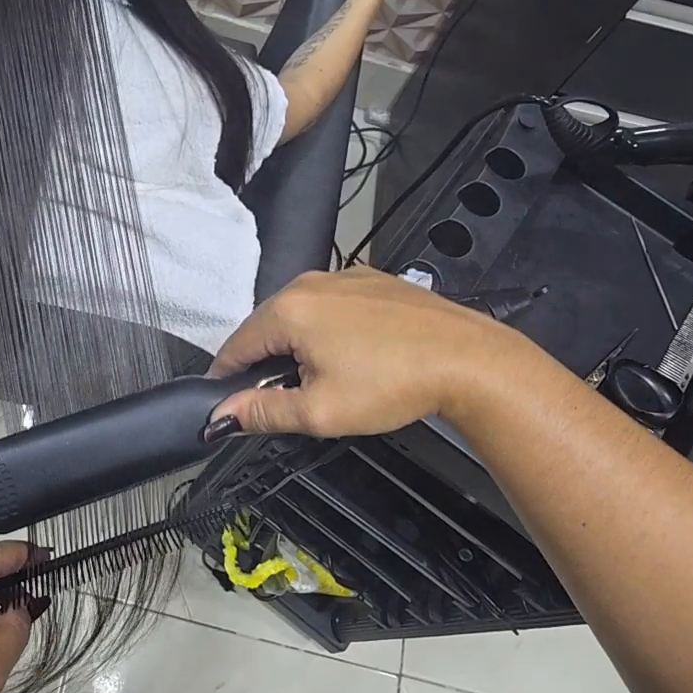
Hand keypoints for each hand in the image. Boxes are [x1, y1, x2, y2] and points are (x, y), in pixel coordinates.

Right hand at [207, 268, 546, 437]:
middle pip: (266, 328)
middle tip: (293, 399)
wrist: (469, 361)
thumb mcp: (319, 412)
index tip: (234, 404)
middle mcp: (311, 283)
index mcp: (290, 310)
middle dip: (269, 364)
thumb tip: (223, 415)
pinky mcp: (372, 281)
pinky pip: (331, 306)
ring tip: (331, 380)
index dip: (229, 380)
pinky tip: (355, 358)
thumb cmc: (397, 383)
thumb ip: (262, 413)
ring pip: (299, 316)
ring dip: (300, 347)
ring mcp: (344, 277)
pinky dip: (329, 331)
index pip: (235, 346)